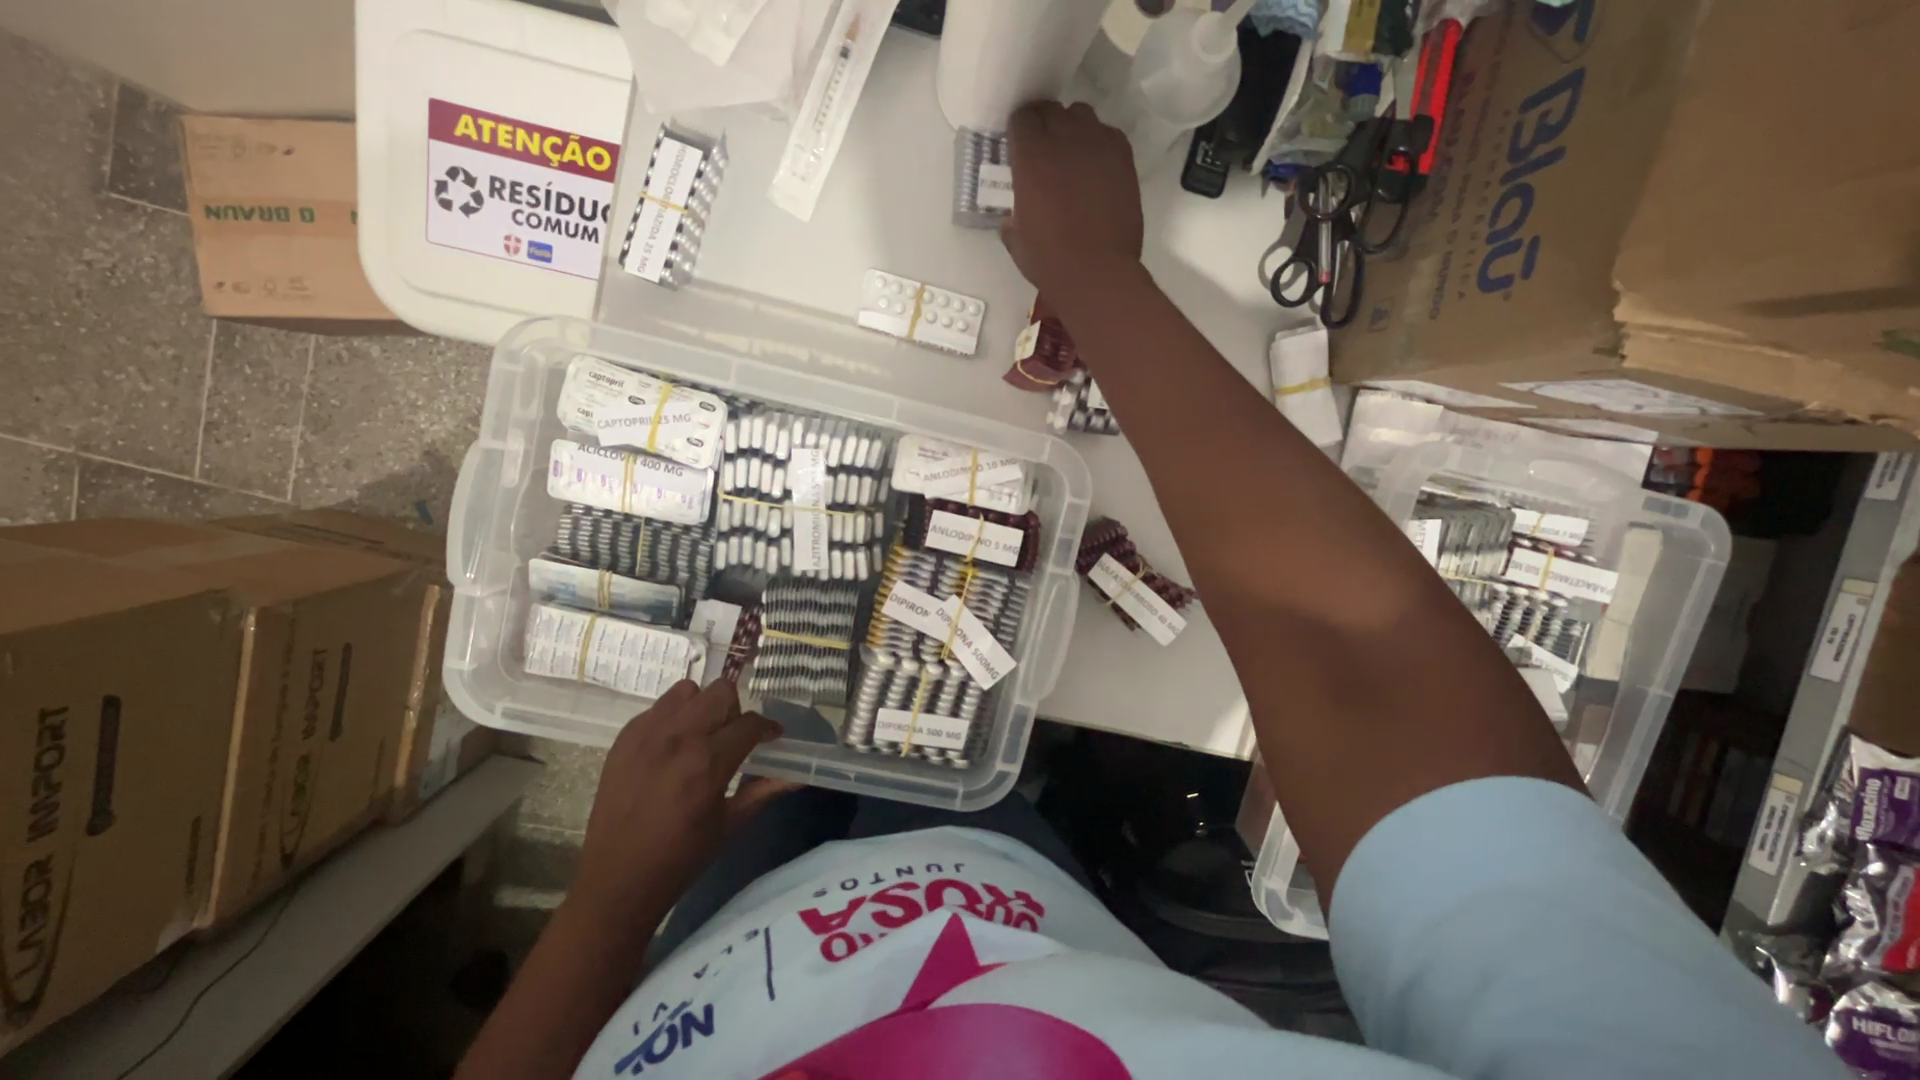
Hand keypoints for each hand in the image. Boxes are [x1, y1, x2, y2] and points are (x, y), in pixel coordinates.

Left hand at [572, 679, 796, 915]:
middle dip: (736, 710)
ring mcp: (646, 734)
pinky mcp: (623, 739)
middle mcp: (677, 737)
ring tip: (702, 735)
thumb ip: (763, 791)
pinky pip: (656, 708)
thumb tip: (798, 776)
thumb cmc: (681, 857)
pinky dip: (672, 718)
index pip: (750, 723)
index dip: (768, 728)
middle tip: (734, 737)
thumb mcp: (730, 825)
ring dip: (702, 707)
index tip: (773, 737)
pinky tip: (672, 748)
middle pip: (720, 692)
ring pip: (686, 691)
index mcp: (708, 762)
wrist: (618, 879)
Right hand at [1001, 101, 1144, 305]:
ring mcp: (1097, 144)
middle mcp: (1063, 140)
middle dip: (1044, 123)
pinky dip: (1099, 142)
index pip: (1022, 118)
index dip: (1020, 129)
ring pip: (1081, 114)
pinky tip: (1096, 165)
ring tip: (1072, 152)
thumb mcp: (1017, 240)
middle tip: (1045, 147)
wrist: (1097, 272)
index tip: (1020, 144)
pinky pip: (1108, 133)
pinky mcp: (1123, 156)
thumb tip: (1014, 217)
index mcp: (1030, 157)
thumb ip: (1013, 219)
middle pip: (1051, 110)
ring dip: (1073, 127)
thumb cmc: (1050, 260)